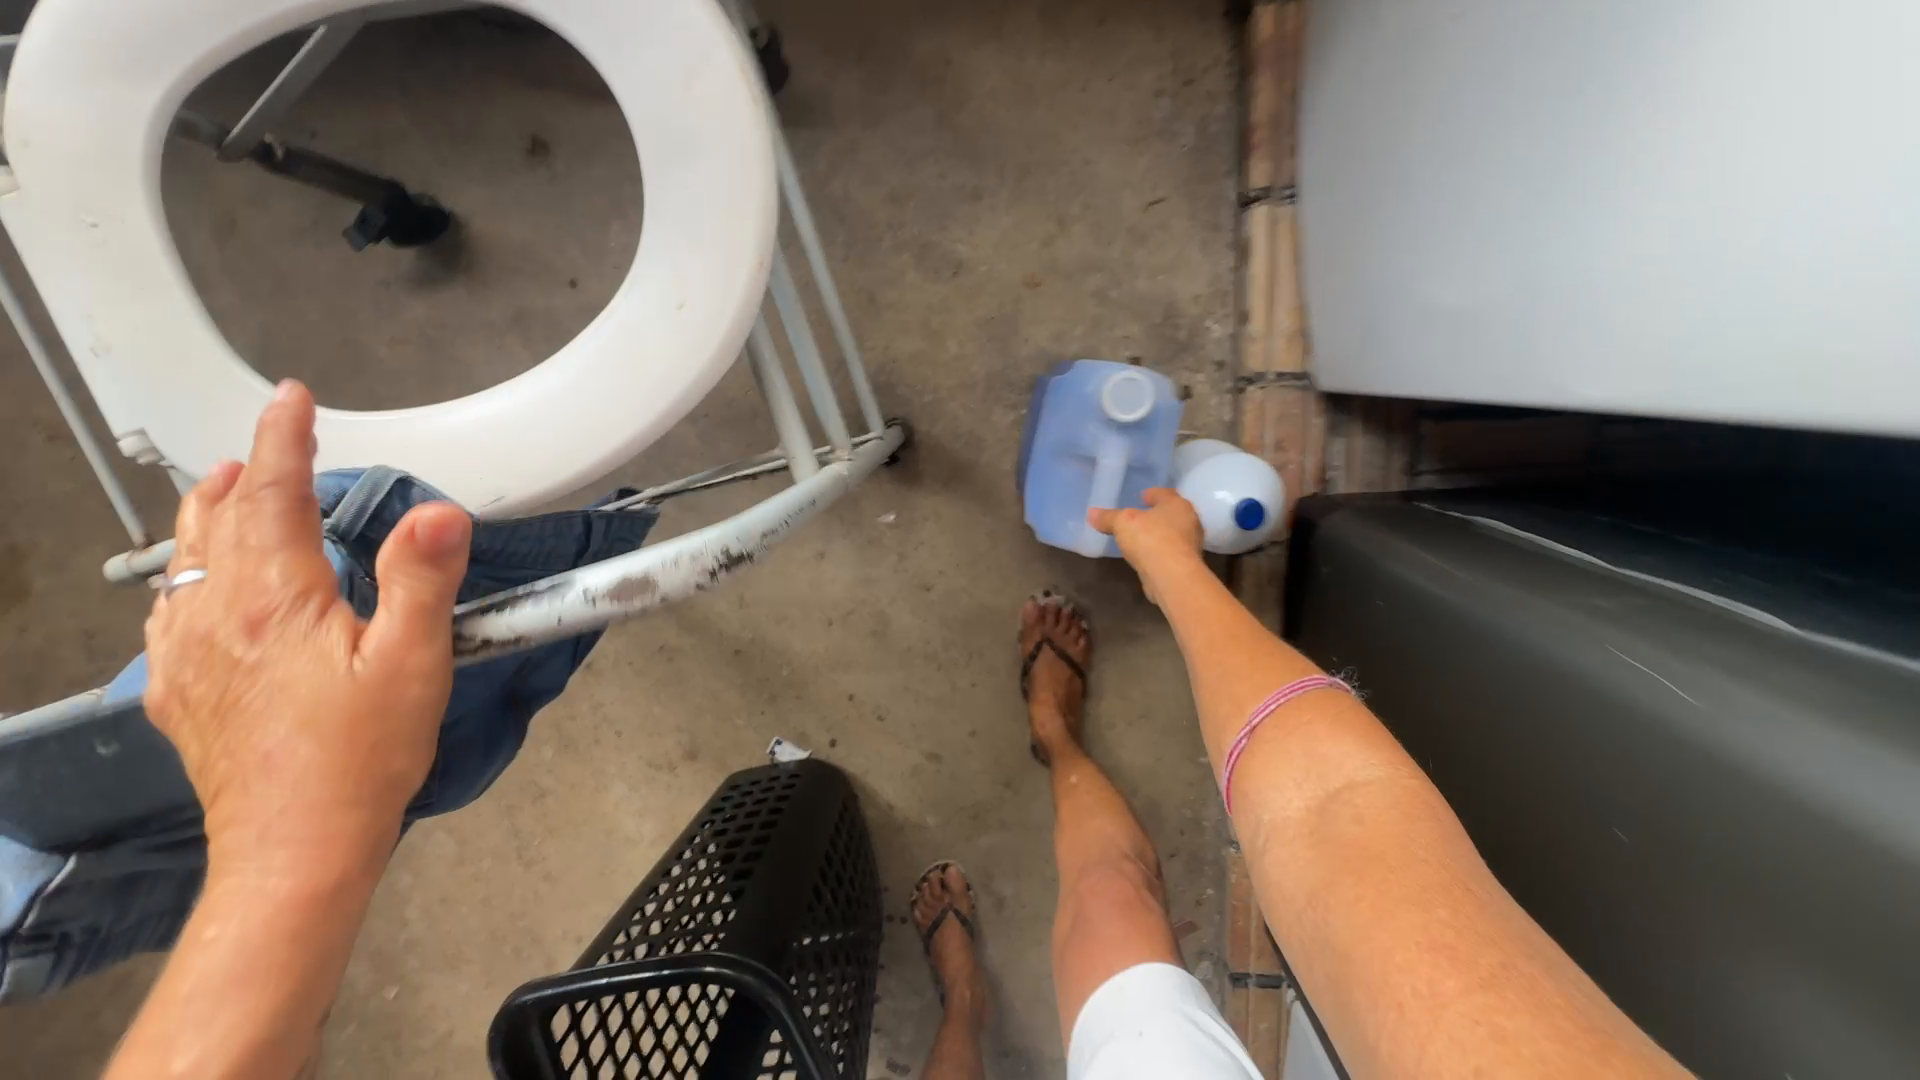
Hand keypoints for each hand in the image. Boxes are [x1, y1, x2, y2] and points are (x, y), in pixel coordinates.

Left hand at [143, 380, 470, 879]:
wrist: (297, 846)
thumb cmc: (362, 755)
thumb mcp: (414, 660)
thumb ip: (421, 580)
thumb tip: (438, 513)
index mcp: (275, 599)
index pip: (274, 496)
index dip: (285, 440)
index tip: (292, 400)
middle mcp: (216, 617)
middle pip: (218, 522)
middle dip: (243, 472)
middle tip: (264, 444)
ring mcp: (189, 659)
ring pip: (184, 564)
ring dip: (208, 518)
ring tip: (225, 493)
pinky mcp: (184, 696)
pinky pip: (169, 615)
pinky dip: (185, 578)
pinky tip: (196, 589)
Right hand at [1088, 487, 1205, 599]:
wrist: (1171, 576)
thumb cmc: (1150, 539)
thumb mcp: (1122, 523)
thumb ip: (1108, 517)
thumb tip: (1091, 513)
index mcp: (1177, 505)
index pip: (1165, 493)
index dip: (1152, 493)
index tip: (1142, 496)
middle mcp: (1189, 521)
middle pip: (1172, 513)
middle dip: (1157, 514)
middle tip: (1141, 516)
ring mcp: (1190, 544)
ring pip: (1173, 534)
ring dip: (1159, 534)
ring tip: (1141, 537)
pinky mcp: (1186, 564)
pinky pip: (1170, 552)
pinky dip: (1160, 551)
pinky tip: (1146, 555)